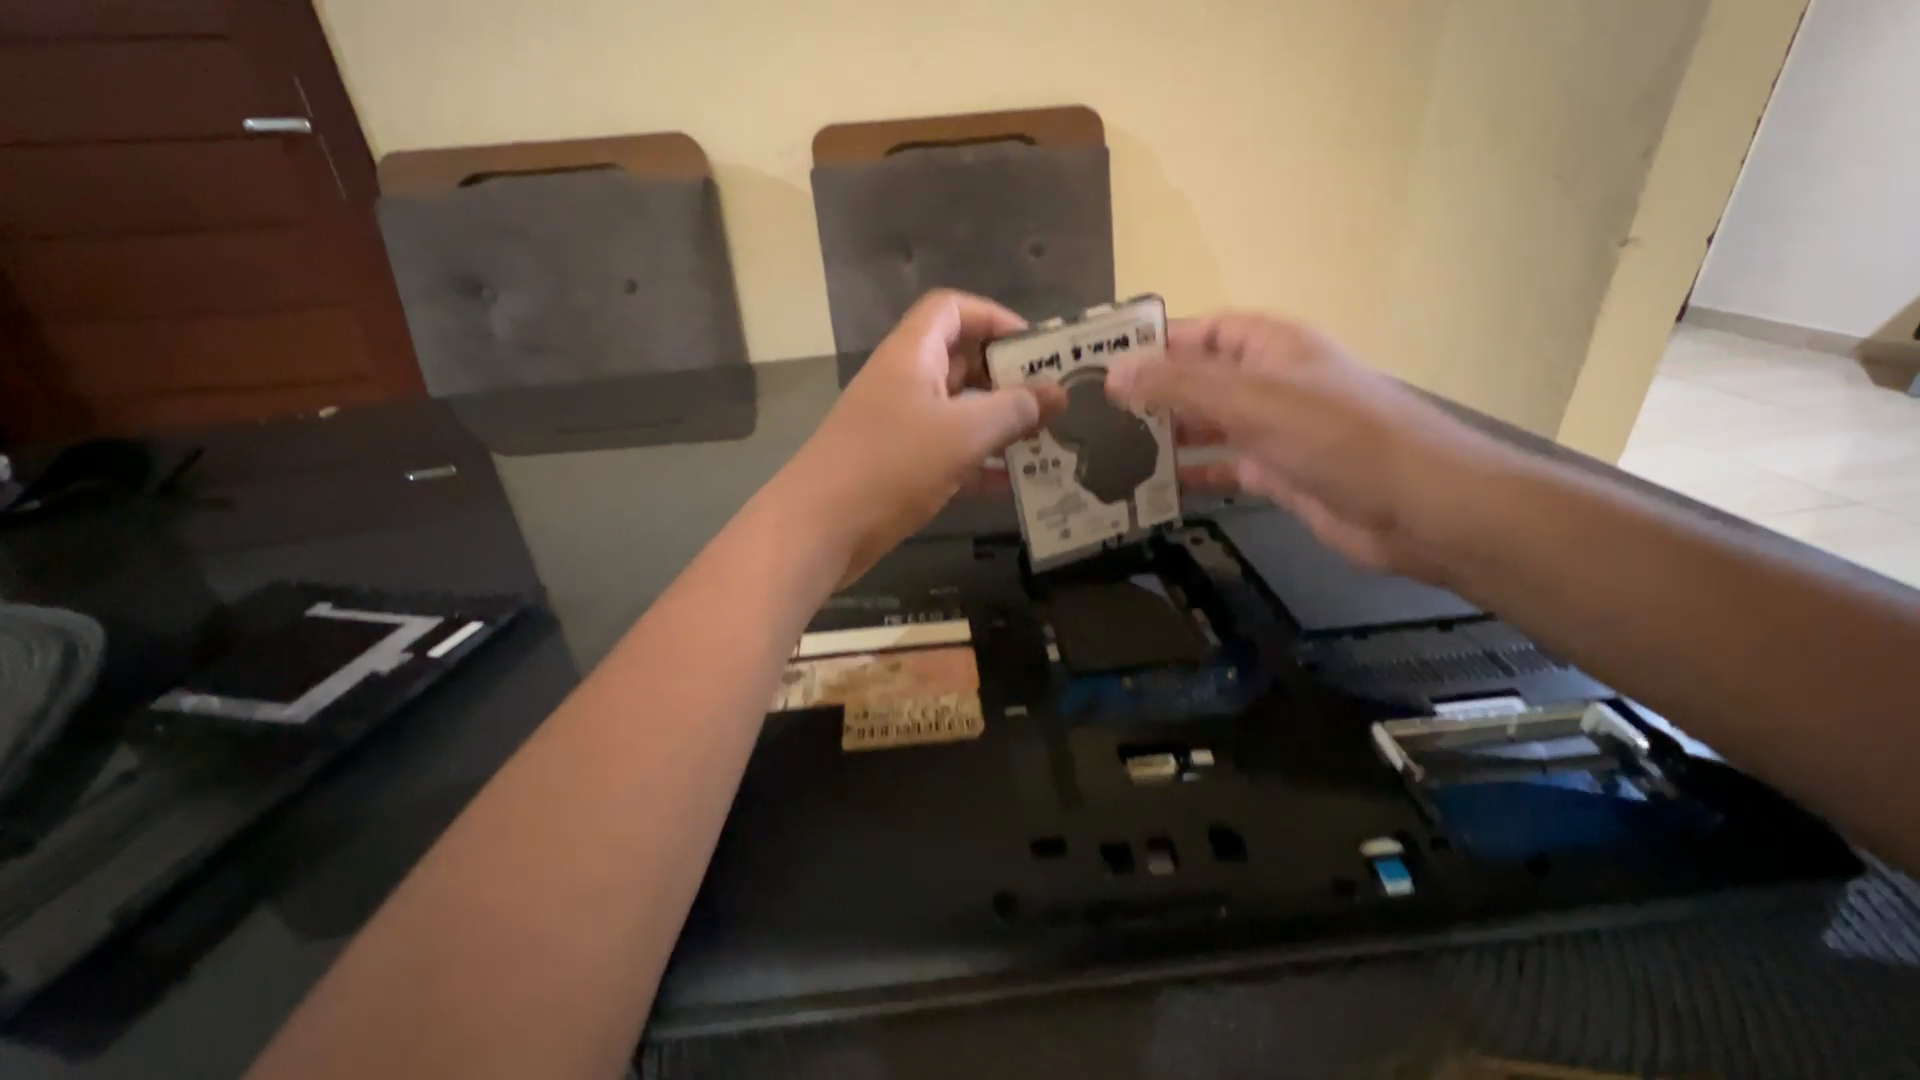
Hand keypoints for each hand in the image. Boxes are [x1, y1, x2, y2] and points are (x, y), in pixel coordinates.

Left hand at [774, 290, 1064, 583]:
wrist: (819, 529)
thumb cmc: (890, 465)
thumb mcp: (962, 433)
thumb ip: (1014, 410)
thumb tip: (1058, 394)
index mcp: (911, 355)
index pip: (952, 311)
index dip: (995, 318)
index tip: (1035, 347)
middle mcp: (904, 383)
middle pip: (960, 362)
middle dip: (1006, 377)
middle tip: (1052, 400)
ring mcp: (899, 427)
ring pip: (958, 413)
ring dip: (998, 424)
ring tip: (1046, 441)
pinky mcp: (899, 468)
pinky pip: (948, 455)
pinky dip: (980, 464)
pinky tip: (1015, 484)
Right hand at [1107, 313, 1506, 580]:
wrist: (1419, 507)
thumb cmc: (1340, 436)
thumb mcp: (1254, 399)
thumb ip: (1181, 385)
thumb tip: (1114, 372)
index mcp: (1268, 346)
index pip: (1197, 332)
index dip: (1149, 343)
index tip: (1093, 363)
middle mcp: (1267, 382)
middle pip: (1196, 380)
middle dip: (1148, 394)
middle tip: (1087, 416)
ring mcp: (1272, 431)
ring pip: (1205, 427)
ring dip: (1164, 437)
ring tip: (1105, 451)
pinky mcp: (1276, 475)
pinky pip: (1222, 469)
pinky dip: (1190, 476)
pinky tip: (1151, 489)